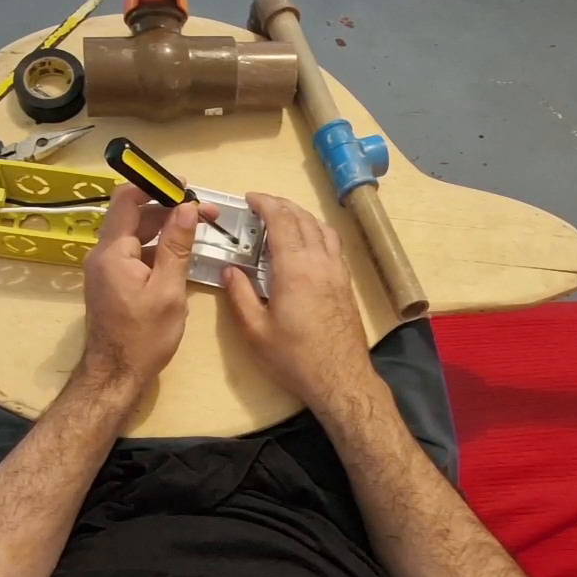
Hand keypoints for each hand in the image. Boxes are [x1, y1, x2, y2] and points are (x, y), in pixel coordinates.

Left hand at [77, 184, 215, 392]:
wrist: (115, 376)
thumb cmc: (143, 338)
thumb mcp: (168, 292)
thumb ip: (176, 247)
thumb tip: (186, 209)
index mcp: (112, 253)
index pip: (127, 199)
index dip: (154, 185)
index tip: (183, 185)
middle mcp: (102, 256)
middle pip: (132, 216)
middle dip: (166, 209)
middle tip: (203, 212)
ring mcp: (104, 270)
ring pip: (133, 236)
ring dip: (162, 229)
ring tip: (196, 231)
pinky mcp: (110, 284)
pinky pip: (132, 255)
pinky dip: (154, 249)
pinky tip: (177, 257)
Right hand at [222, 193, 378, 410]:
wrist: (339, 377)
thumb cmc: (294, 358)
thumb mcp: (256, 331)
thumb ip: (240, 296)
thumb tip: (230, 271)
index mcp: (294, 268)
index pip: (281, 221)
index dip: (265, 204)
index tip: (250, 199)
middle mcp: (320, 262)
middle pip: (303, 218)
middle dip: (281, 205)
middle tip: (261, 206)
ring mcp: (337, 271)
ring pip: (322, 228)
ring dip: (302, 216)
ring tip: (284, 219)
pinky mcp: (346, 284)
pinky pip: (333, 245)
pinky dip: (317, 232)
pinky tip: (308, 244)